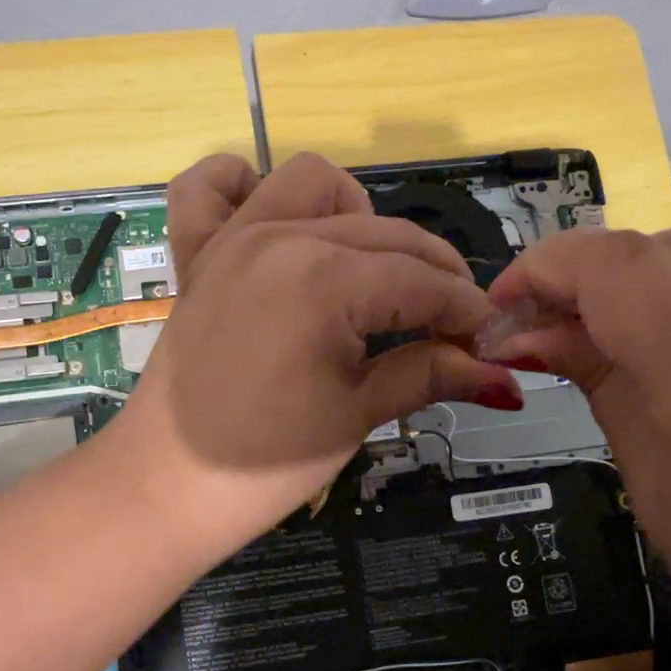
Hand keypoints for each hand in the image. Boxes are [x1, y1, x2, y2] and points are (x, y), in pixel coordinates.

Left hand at [114, 152, 522, 536]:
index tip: (496, 344)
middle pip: (384, 235)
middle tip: (451, 332)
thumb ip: (429, 375)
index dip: (468, 313)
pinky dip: (241, 187)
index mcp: (324, 280)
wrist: (164, 488)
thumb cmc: (263, 465)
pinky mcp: (196, 254)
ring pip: (312, 182)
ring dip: (355, 215)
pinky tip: (268, 221)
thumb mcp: (355, 415)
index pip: (422, 283)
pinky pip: (209, 188)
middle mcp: (280, 236)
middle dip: (432, 278)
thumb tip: (505, 378)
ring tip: (368, 276)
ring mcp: (231, 238)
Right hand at [482, 141, 670, 654]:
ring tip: (623, 313)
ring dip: (650, 263)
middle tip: (545, 329)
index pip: (619, 272)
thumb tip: (525, 330)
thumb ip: (598, 383)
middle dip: (582, 278)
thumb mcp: (654, 486)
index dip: (546, 269)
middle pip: (661, 251)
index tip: (505, 306)